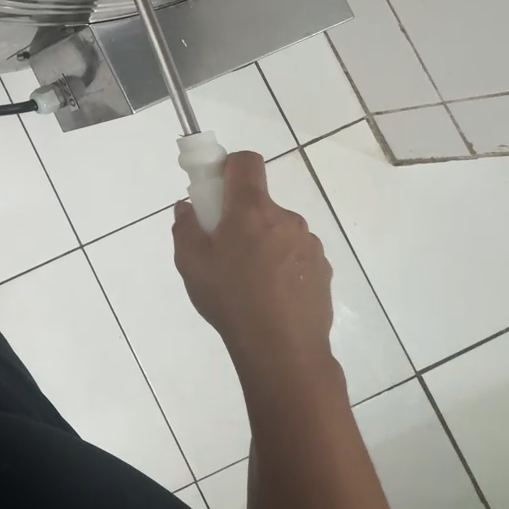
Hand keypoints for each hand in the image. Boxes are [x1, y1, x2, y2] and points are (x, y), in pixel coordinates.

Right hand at [172, 152, 335, 372]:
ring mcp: (309, 244)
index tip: (213, 187)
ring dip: (259, 241)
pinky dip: (277, 263)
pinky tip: (266, 292)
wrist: (282, 346)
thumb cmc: (229, 298)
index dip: (228, 165)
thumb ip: (186, 227)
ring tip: (243, 278)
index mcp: (251, 211)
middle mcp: (285, 219)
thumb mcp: (190, 262)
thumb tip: (188, 207)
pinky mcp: (322, 268)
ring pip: (276, 229)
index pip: (246, 162)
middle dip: (237, 216)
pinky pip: (292, 253)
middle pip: (258, 201)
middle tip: (218, 248)